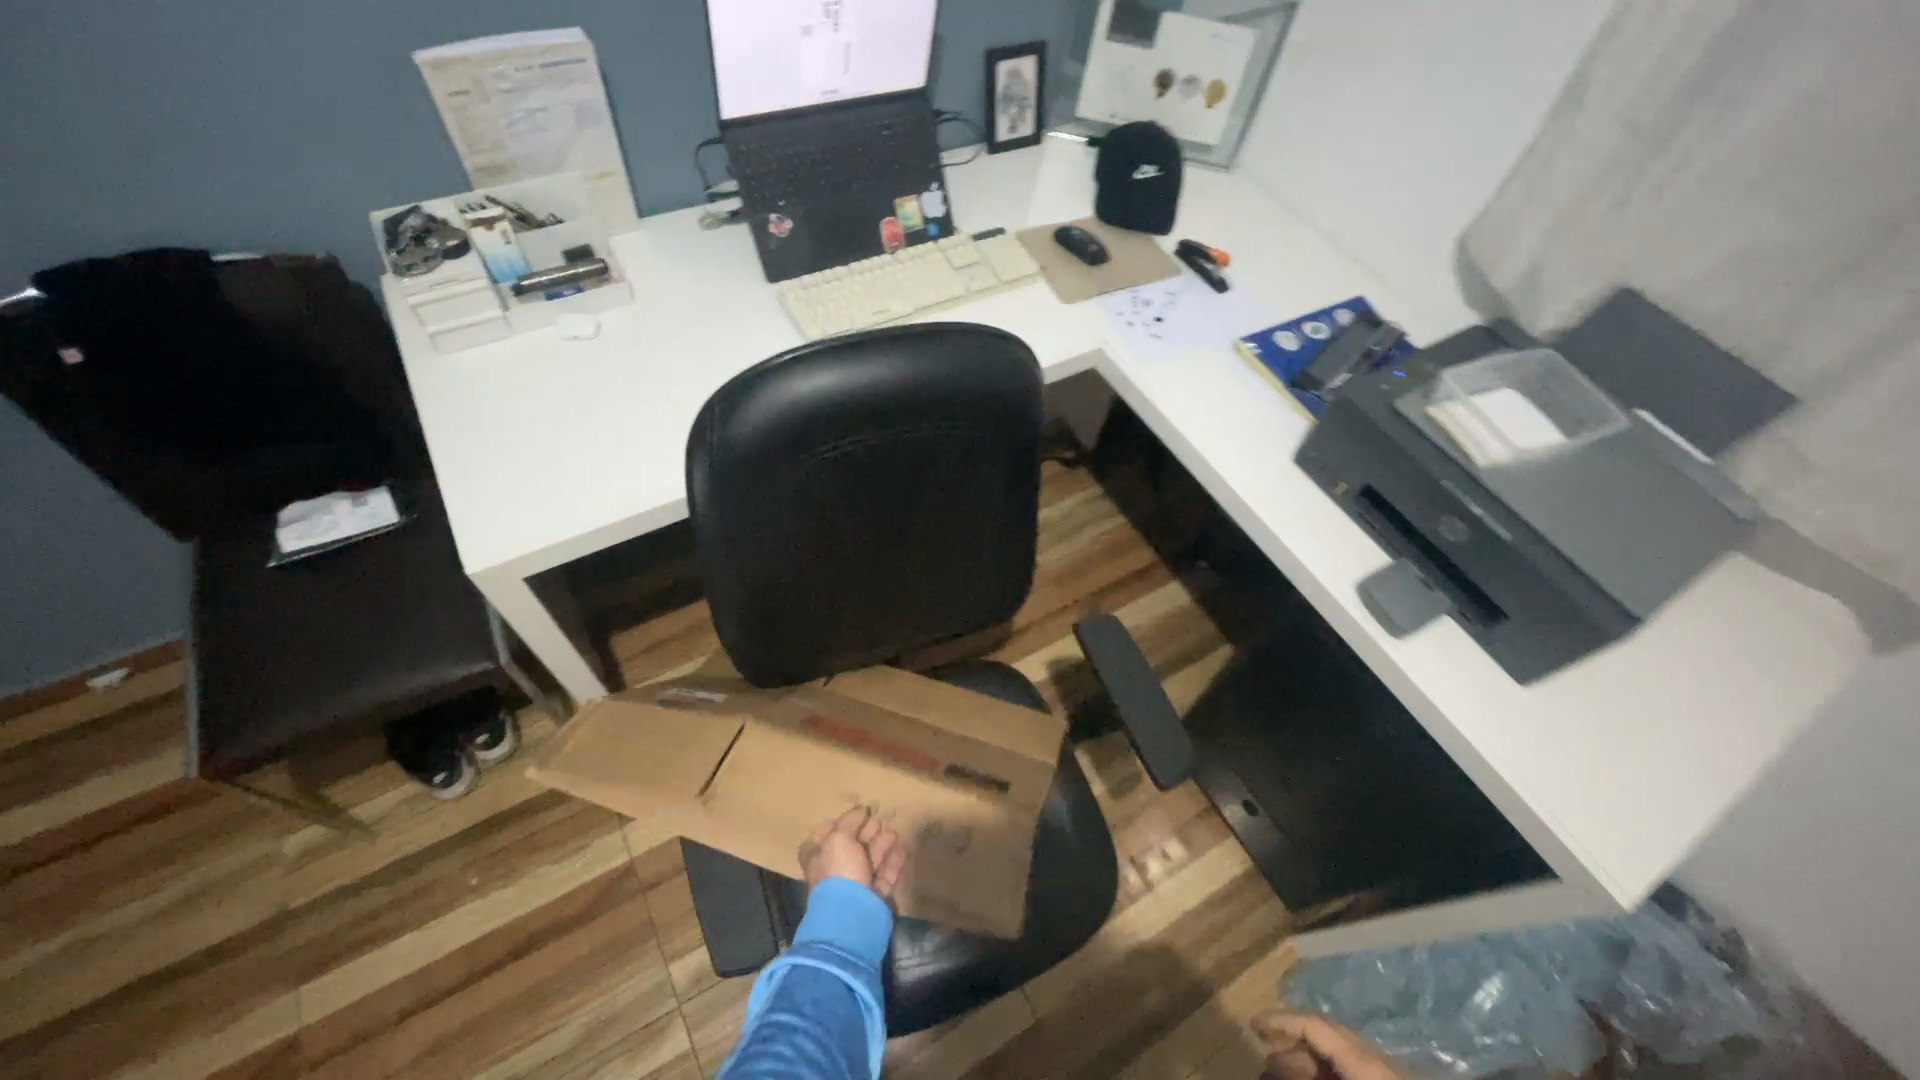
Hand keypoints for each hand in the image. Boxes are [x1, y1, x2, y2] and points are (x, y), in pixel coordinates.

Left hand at [799, 805, 905, 901]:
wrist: (852, 913)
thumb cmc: (839, 870)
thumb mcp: (839, 837)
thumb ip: (850, 820)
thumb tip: (861, 809)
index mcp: (816, 856)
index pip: (827, 833)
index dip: (843, 821)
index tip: (861, 812)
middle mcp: (833, 869)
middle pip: (851, 846)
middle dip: (866, 832)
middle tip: (879, 820)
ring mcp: (853, 884)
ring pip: (869, 860)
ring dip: (881, 844)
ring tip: (893, 832)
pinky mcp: (873, 895)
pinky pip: (884, 873)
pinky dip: (891, 861)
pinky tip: (900, 848)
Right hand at [1253, 1010, 1403, 1079]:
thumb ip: (1305, 1077)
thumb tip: (1274, 1064)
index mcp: (1364, 1062)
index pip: (1316, 1025)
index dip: (1281, 1020)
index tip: (1252, 1025)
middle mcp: (1375, 1061)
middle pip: (1326, 1037)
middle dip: (1292, 1045)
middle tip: (1264, 1060)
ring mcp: (1383, 1075)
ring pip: (1338, 1057)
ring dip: (1308, 1063)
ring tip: (1283, 1076)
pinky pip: (1349, 1073)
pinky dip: (1327, 1076)